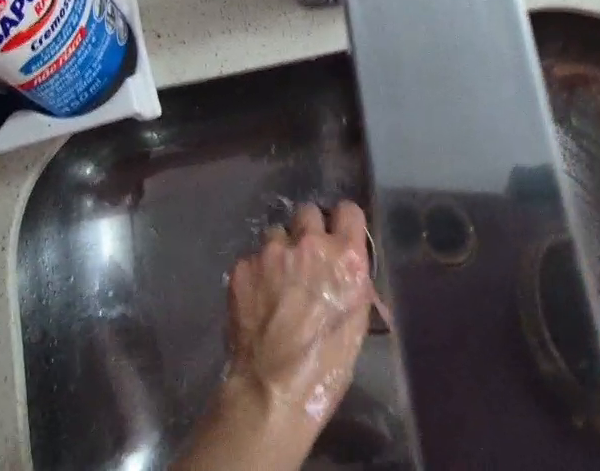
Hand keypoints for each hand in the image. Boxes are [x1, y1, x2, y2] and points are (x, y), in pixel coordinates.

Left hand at [173, 201, 374, 470]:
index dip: (342, 223)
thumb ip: (352, 280)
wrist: (272, 390)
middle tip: (304, 258)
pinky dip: (256, 273)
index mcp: (346, 257)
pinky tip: (257, 298)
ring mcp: (272, 252)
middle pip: (308, 212)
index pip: (348, 210)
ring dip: (279, 251)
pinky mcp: (243, 266)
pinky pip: (252, 258)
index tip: (337, 235)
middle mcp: (310, 244)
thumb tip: (346, 268)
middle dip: (307, 231)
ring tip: (277, 281)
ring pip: (276, 234)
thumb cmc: (326, 365)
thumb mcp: (357, 319)